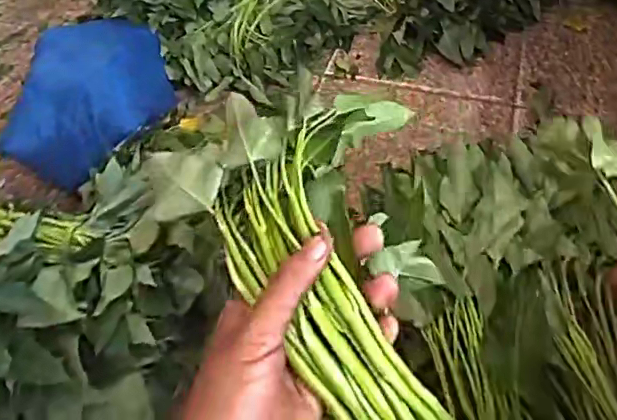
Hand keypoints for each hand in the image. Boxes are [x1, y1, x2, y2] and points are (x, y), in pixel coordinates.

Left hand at [180, 225, 399, 419]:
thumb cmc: (228, 396)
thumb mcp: (253, 333)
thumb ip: (287, 286)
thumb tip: (319, 238)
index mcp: (257, 306)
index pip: (292, 260)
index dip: (319, 239)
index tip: (346, 219)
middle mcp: (284, 325)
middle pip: (325, 284)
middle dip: (352, 262)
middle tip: (377, 239)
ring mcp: (307, 355)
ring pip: (344, 317)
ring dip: (369, 298)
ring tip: (387, 286)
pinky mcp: (326, 387)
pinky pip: (355, 356)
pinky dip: (376, 339)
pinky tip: (388, 326)